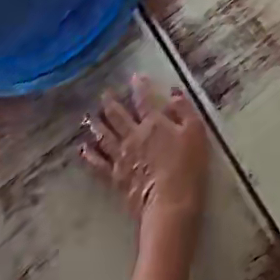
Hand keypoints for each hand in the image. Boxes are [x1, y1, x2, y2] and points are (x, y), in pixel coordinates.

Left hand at [83, 74, 209, 244]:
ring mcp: (121, 158)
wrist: (170, 202)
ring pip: (104, 136)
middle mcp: (133, 136)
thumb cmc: (188, 165)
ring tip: (88, 117)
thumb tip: (173, 91)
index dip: (139, 87)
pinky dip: (89, 155)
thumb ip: (184, 110)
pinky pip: (98, 164)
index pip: (144, 100)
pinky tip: (84, 149)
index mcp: (154, 123)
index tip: (134, 77)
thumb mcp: (196, 132)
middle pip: (117, 116)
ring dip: (96, 125)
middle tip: (104, 94)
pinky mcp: (115, 177)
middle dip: (110, 103)